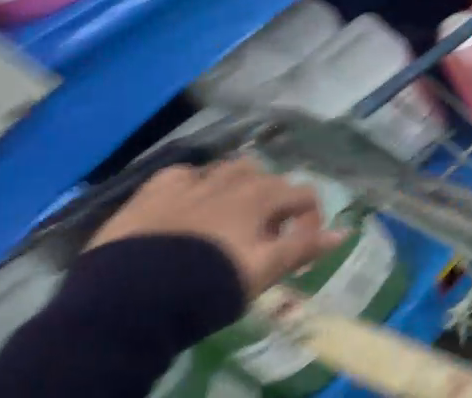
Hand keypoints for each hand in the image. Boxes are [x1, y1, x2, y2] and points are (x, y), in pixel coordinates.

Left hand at [89, 157, 348, 297]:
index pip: (304, 194)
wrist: (128, 301)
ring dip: (234, 187)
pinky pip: (180, 176)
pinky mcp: (151, 193)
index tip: (300, 246)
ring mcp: (190, 183)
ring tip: (226, 215)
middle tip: (260, 235)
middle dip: (270, 201)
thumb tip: (344, 231)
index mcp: (264, 195)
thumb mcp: (263, 272)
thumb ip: (303, 247)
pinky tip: (186, 203)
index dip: (309, 218)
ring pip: (226, 170)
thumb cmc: (207, 284)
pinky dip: (190, 185)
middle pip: (266, 177)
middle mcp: (233, 179)